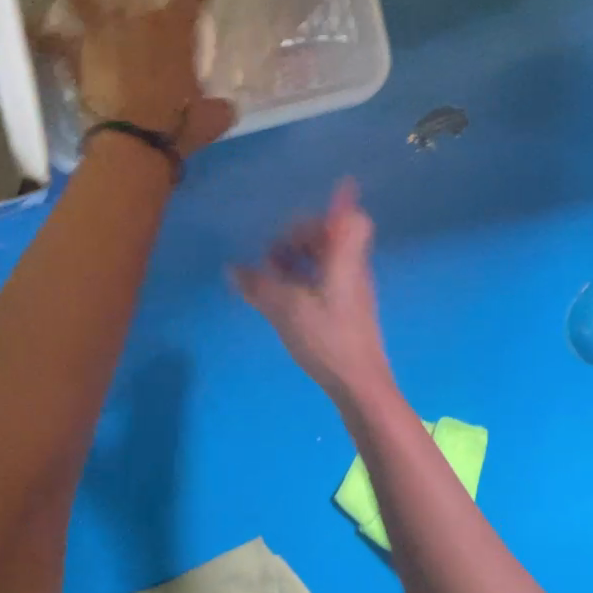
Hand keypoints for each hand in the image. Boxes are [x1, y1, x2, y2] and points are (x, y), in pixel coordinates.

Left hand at [39, 0, 234, 157]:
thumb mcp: (207, 118)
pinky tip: (29, 26)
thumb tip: (225, 111)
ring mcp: (104, 37)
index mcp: (177, 31)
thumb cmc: (177, 127)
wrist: (135, 141)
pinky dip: (41, 36)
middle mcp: (138, 24)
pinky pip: (55, 44)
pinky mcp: (78, 60)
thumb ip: (215, 109)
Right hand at [232, 179, 394, 399]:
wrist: (359, 383)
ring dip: (302, 262)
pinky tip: (286, 300)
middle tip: (275, 258)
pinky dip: (306, 281)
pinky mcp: (350, 311)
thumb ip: (258, 285)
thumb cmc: (326, 338)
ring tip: (275, 279)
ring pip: (330, 261)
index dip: (333, 210)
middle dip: (302, 240)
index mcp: (344, 259)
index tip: (299, 228)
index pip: (352, 219)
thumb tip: (232, 269)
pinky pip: (328, 281)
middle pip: (335, 237)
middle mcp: (354, 268)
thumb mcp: (284, 309)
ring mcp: (355, 291)